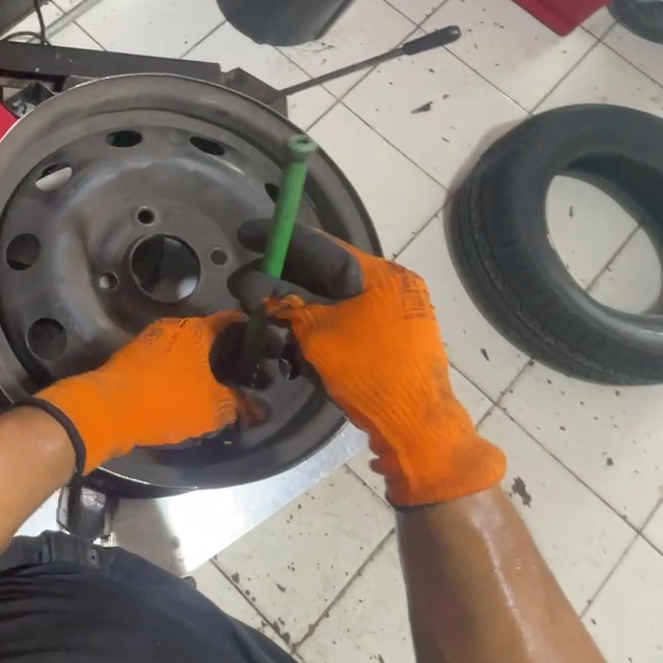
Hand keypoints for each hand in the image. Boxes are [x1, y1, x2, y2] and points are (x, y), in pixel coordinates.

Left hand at [26, 313, 254, 474]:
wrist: (107, 409)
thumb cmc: (166, 400)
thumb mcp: (213, 408)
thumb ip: (238, 405)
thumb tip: (256, 408)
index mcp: (194, 329)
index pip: (230, 321)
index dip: (250, 333)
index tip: (263, 348)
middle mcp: (170, 327)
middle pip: (206, 337)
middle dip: (224, 356)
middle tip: (241, 377)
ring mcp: (148, 341)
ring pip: (184, 352)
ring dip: (199, 368)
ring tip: (216, 391)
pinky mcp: (132, 359)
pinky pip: (165, 364)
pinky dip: (178, 376)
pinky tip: (186, 397)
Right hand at [235, 229, 503, 505]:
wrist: (416, 427)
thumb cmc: (368, 371)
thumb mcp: (316, 332)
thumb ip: (284, 302)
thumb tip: (250, 284)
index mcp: (380, 275)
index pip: (320, 244)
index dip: (279, 239)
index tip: (246, 236)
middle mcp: (391, 287)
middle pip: (324, 272)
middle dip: (283, 279)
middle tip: (248, 287)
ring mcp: (393, 314)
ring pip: (331, 299)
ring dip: (297, 308)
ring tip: (266, 319)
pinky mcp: (389, 338)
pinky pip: (343, 321)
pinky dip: (316, 327)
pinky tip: (294, 346)